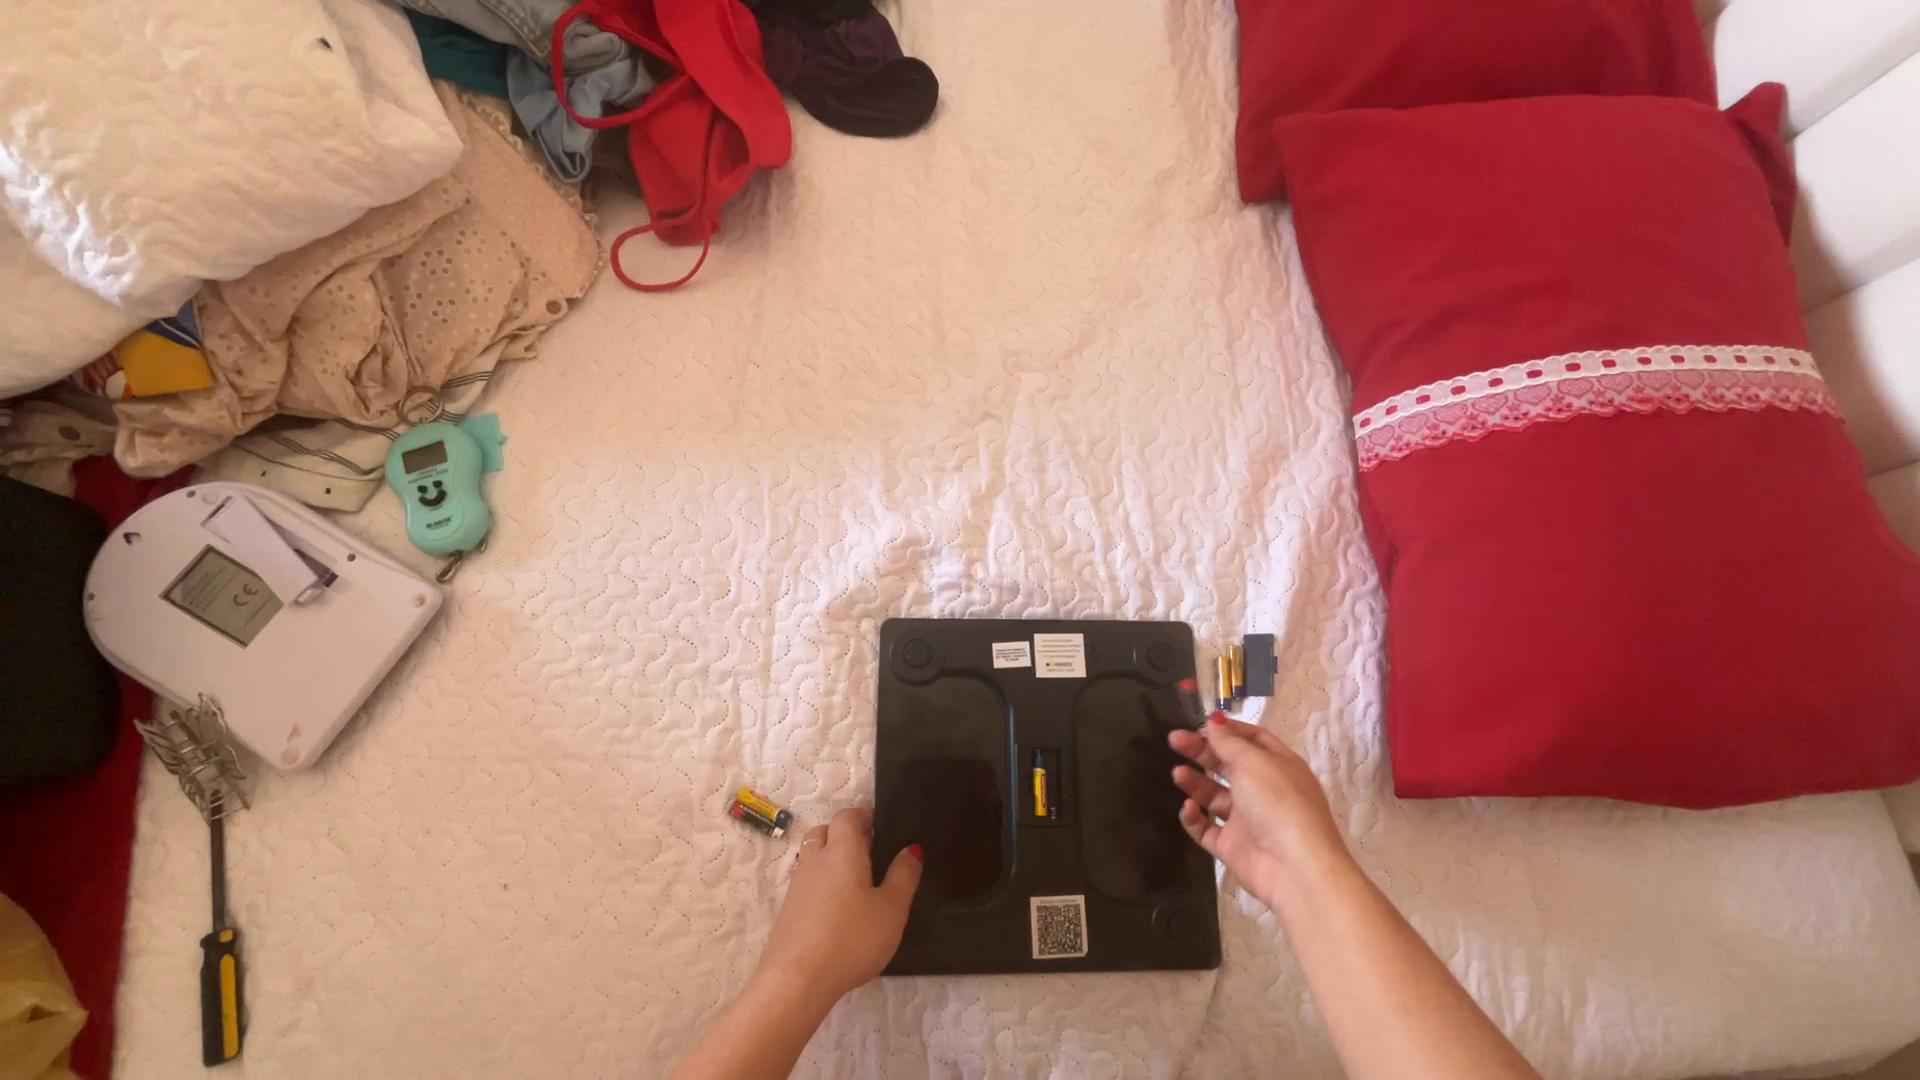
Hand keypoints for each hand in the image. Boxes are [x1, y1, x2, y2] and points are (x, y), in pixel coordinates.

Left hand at [754, 807, 921, 1007]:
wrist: (795, 981)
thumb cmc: (851, 939)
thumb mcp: (891, 909)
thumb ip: (904, 876)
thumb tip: (911, 848)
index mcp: (842, 851)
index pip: (847, 816)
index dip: (863, 816)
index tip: (882, 828)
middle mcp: (816, 860)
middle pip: (826, 832)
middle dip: (845, 835)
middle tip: (870, 853)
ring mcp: (798, 885)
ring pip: (813, 857)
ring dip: (831, 859)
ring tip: (856, 884)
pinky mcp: (788, 910)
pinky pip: (807, 883)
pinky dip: (821, 884)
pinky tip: (837, 911)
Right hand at [1170, 713, 1350, 909]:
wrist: (1295, 869)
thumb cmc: (1277, 803)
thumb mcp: (1253, 763)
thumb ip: (1229, 742)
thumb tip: (1214, 721)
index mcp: (1278, 766)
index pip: (1253, 740)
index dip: (1228, 730)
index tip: (1200, 722)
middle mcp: (1263, 790)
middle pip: (1228, 765)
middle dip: (1201, 751)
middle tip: (1174, 740)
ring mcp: (1247, 820)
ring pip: (1215, 796)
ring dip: (1195, 782)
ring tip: (1177, 774)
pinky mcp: (1233, 846)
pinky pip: (1207, 829)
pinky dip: (1194, 818)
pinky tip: (1188, 807)